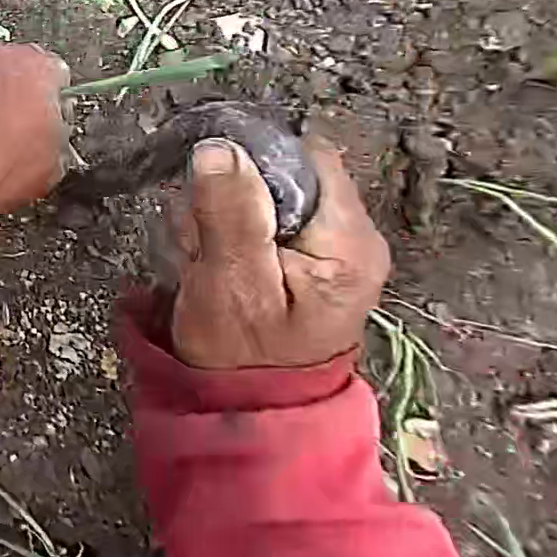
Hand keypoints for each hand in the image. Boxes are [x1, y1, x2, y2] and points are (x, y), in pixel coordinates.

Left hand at [0, 43, 69, 216]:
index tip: (47, 114)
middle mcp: (1, 59)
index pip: (55, 71)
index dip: (52, 96)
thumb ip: (58, 128)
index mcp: (39, 71)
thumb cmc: (2, 172)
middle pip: (16, 65)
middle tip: (15, 122)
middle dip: (17, 88)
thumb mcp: (53, 161)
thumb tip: (52, 127)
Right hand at [169, 125, 389, 369]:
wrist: (246, 409)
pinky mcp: (303, 257)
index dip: (255, 162)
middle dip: (231, 196)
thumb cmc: (243, 354)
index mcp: (348, 241)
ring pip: (263, 195)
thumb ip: (230, 213)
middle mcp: (350, 236)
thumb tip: (220, 148)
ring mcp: (328, 248)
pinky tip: (212, 263)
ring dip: (221, 216)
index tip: (216, 190)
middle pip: (282, 175)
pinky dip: (226, 233)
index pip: (306, 158)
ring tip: (206, 258)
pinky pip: (258, 219)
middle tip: (206, 239)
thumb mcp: (232, 282)